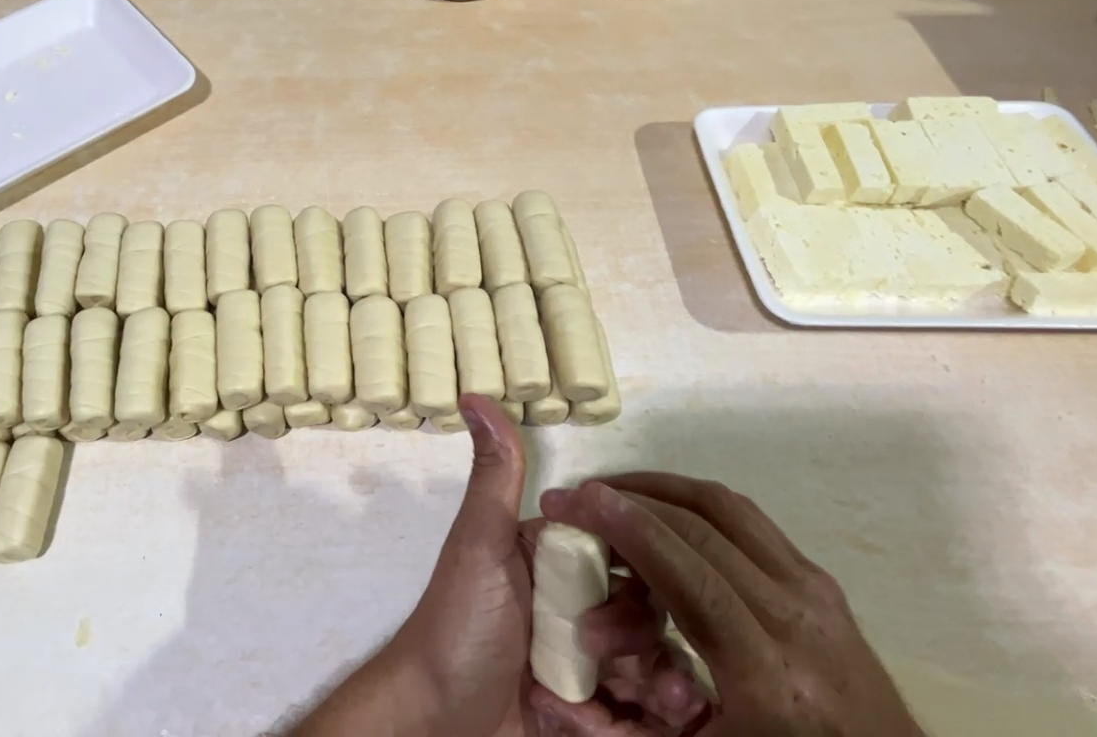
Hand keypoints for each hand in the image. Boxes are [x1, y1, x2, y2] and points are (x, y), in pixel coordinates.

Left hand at [291, 397, 686, 736]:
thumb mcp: (479, 544)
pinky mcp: (596, 711)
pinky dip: (640, 724)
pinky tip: (616, 728)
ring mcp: (591, 660)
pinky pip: (645, 714)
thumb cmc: (459, 624)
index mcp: (562, 559)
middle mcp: (583, 604)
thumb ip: (494, 476)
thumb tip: (474, 394)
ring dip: (657, 688)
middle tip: (602, 657)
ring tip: (637, 707)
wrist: (438, 719)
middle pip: (651, 612)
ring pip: (658, 665)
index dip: (648, 568)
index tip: (639, 587)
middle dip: (640, 638)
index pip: (631, 551)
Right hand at [535, 474, 924, 736]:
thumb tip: (562, 680)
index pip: (690, 575)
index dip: (628, 528)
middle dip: (627, 500)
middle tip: (575, 497)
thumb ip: (630, 724)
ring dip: (659, 489)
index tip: (575, 500)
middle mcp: (796, 621)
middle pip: (701, 529)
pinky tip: (659, 513)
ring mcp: (814, 593)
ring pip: (725, 507)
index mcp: (768, 678)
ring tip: (609, 495)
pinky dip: (691, 503)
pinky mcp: (819, 582)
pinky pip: (746, 520)